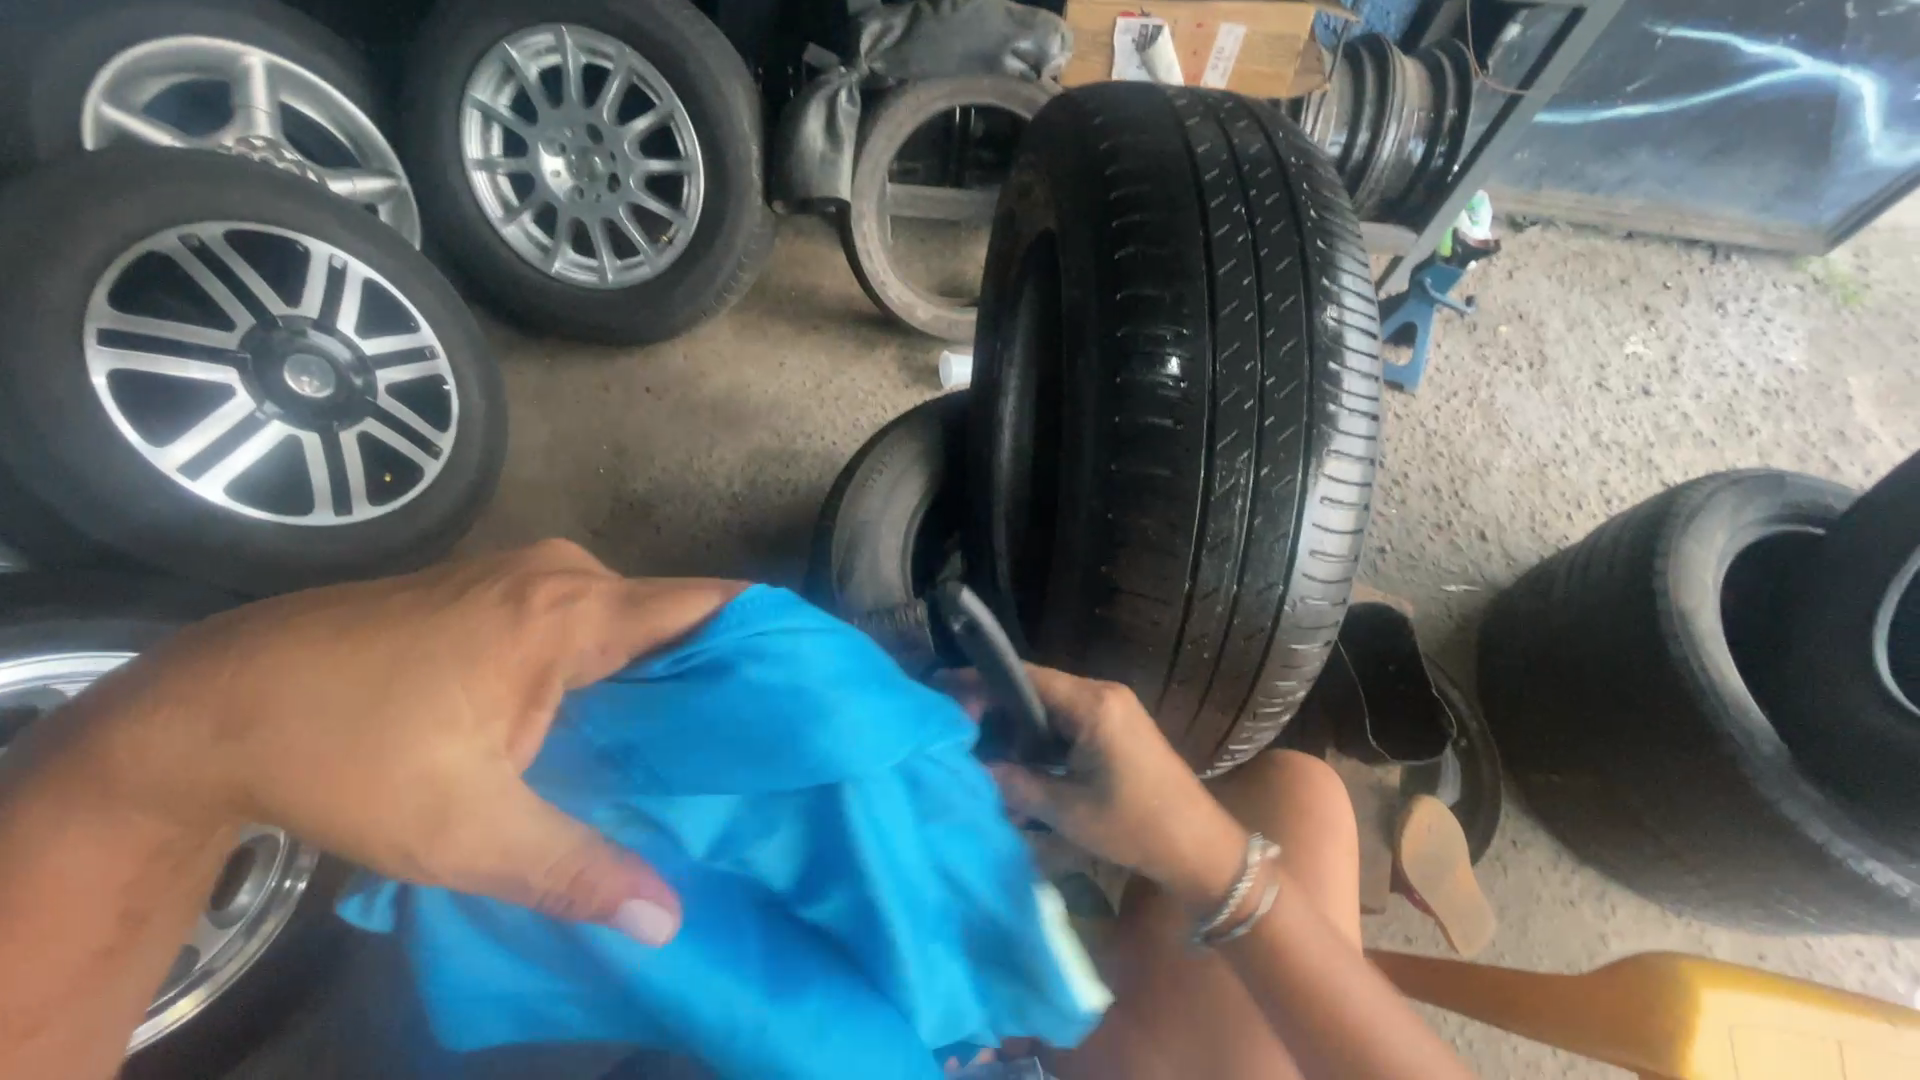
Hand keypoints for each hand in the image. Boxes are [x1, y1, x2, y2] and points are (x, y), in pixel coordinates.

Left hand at [56, 540, 742, 944]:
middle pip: (682, 613)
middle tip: (778, 739)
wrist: (207, 708)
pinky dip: (629, 664)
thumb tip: (668, 920)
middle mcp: (564, 572)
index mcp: (569, 611)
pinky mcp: (503, 591)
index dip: (772, 639)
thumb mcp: (458, 830)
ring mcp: (530, 574)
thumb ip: (572, 868)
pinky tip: (635, 722)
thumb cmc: (342, 755)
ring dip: (675, 672)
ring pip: (638, 618)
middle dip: (729, 672)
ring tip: (718, 741)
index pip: (711, 604)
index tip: (818, 688)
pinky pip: (597, 620)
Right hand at [953, 665, 1250, 910]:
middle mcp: (1103, 694)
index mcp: (1092, 704)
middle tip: (957, 726)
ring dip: (1018, 726)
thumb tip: (973, 768)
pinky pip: (1068, 721)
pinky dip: (1042, 737)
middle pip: (1035, 688)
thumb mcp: (1067, 810)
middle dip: (995, 706)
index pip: (1024, 677)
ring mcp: (1114, 709)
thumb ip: (1015, 783)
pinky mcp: (1117, 727)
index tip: (943, 690)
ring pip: (1049, 706)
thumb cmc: (1135, 826)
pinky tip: (1021, 762)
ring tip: (981, 747)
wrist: (1199, 847)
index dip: (981, 682)